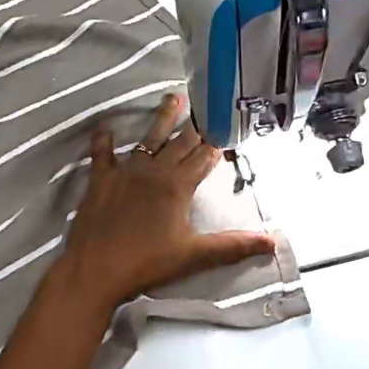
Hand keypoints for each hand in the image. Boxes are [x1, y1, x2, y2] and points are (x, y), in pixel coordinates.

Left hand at [49, 94, 274, 310]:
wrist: (95, 270)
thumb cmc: (147, 263)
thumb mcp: (195, 256)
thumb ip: (233, 247)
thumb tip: (272, 241)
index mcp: (178, 186)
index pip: (203, 159)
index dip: (215, 147)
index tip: (225, 133)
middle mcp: (154, 172)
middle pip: (179, 143)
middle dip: (195, 126)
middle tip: (205, 107)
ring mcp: (125, 173)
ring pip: (147, 139)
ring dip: (161, 119)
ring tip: (172, 98)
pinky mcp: (100, 181)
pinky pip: (102, 154)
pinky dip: (103, 140)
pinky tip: (104, 127)